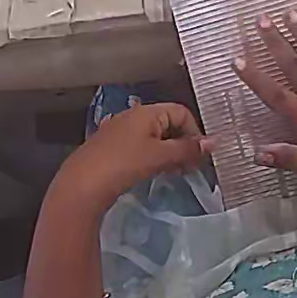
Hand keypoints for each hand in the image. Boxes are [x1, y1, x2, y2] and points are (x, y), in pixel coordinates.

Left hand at [51, 102, 212, 211]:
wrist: (82, 185)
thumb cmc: (123, 165)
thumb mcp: (159, 156)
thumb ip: (187, 149)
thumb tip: (214, 142)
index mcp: (145, 112)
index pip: (181, 112)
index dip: (195, 132)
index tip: (199, 156)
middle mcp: (132, 117)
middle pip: (168, 123)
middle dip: (183, 143)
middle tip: (190, 167)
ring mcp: (120, 132)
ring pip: (155, 138)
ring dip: (169, 153)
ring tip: (175, 172)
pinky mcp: (112, 149)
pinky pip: (141, 148)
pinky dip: (153, 158)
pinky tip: (154, 173)